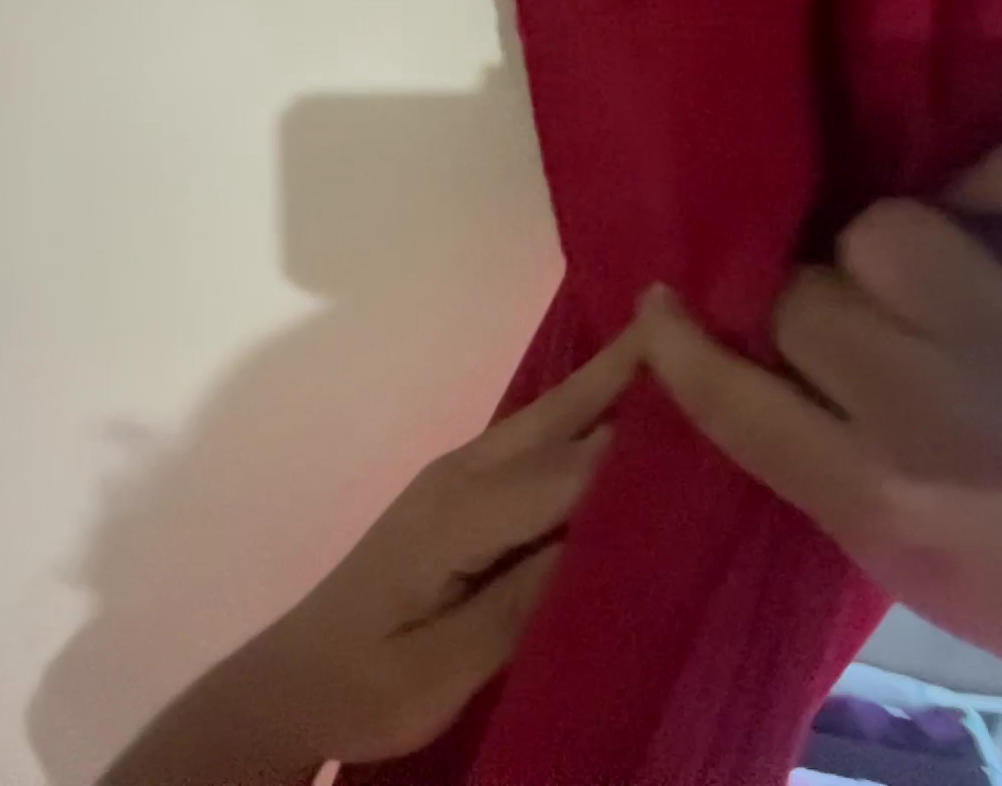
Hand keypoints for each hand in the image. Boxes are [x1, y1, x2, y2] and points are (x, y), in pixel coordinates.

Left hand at [105, 330, 640, 783]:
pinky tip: (606, 425)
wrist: (297, 679)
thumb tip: (600, 534)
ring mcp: (455, 477)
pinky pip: (530, 444)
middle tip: (679, 321)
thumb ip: (523, 597)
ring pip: (543, 419)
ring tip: (662, 358)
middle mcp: (462, 473)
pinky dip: (575, 422)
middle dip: (618, 370)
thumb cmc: (370, 681)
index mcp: (462, 511)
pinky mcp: (456, 493)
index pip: (568, 469)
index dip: (634, 441)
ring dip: (600, 387)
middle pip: (556, 413)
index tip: (705, 400)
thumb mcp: (447, 664)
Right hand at [636, 140, 1001, 784]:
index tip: (658, 302)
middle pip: (802, 300)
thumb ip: (794, 448)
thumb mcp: (884, 549)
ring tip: (926, 283)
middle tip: (851, 329)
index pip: (733, 400)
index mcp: (885, 498)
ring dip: (885, 254)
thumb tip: (719, 343)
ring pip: (887, 231)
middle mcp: (954, 417)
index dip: (679, 343)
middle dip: (806, 309)